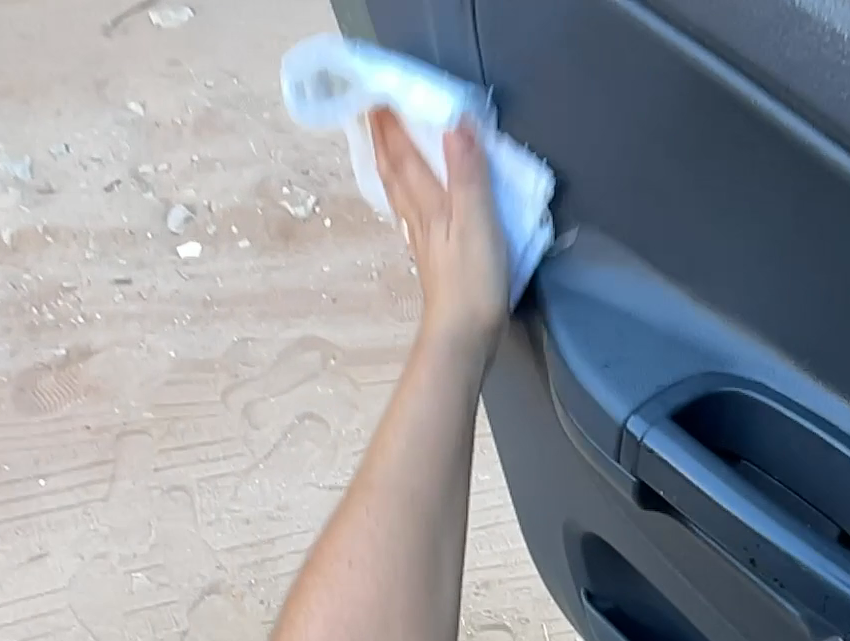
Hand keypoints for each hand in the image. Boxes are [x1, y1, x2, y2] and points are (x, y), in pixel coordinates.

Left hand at [370, 108, 508, 358]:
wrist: (462, 338)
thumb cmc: (473, 283)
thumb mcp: (478, 223)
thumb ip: (469, 175)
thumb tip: (456, 124)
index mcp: (430, 207)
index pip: (405, 158)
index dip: (392, 126)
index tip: (377, 94)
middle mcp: (421, 222)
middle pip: (395, 175)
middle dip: (383, 142)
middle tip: (371, 113)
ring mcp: (425, 245)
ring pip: (401, 197)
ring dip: (391, 169)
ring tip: (385, 149)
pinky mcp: (435, 264)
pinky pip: (414, 218)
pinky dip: (408, 199)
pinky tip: (411, 205)